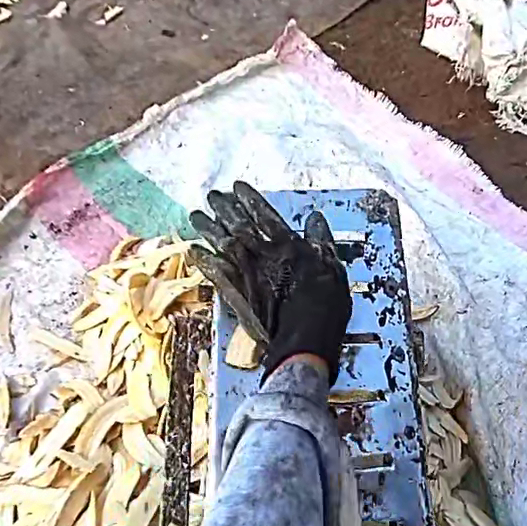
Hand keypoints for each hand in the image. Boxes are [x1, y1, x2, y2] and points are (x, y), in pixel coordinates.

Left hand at [189, 182, 350, 381]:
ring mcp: (247, 274)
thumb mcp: (333, 269)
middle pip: (239, 225)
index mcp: (288, 246)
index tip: (237, 187)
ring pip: (222, 244)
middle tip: (211, 196)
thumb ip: (321, 242)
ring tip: (196, 216)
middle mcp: (263, 255)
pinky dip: (204, 261)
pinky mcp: (235, 294)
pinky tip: (194, 250)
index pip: (265, 215)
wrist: (304, 338)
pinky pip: (215, 273)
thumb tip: (315, 220)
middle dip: (224, 209)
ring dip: (209, 229)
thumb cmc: (324, 307)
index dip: (250, 200)